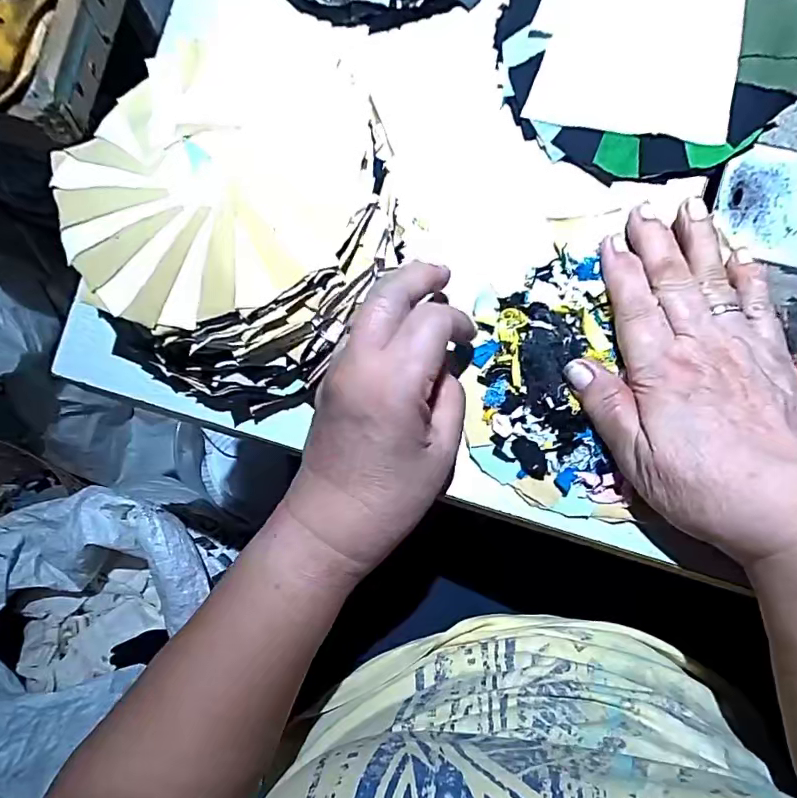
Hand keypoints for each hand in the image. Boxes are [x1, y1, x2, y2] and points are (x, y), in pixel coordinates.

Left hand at [279, 261, 471, 580]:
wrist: (327, 522)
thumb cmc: (390, 497)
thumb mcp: (440, 451)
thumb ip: (448, 397)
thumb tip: (443, 369)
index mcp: (392, 379)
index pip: (430, 319)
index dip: (457, 321)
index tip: (470, 341)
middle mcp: (358, 364)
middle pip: (384, 296)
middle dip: (417, 277)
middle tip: (444, 274)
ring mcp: (335, 373)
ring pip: (363, 314)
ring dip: (394, 299)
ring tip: (425, 298)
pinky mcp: (326, 386)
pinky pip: (355, 339)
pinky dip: (378, 325)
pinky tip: (398, 337)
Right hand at [566, 202, 796, 566]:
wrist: (787, 500)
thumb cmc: (698, 483)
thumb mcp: (633, 456)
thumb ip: (607, 407)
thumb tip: (579, 367)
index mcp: (660, 372)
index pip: (635, 310)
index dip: (621, 274)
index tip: (610, 242)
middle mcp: (701, 349)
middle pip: (676, 285)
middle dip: (658, 244)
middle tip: (646, 210)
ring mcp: (741, 350)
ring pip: (716, 285)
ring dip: (701, 246)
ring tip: (691, 213)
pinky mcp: (772, 360)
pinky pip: (757, 307)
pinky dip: (747, 277)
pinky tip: (739, 257)